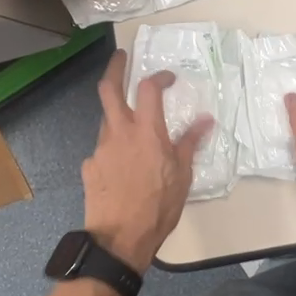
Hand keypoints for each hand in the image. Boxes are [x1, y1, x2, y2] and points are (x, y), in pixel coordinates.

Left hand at [83, 49, 213, 273]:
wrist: (119, 239)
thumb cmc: (158, 207)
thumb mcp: (183, 175)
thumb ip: (191, 143)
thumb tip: (205, 120)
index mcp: (146, 131)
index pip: (149, 88)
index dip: (159, 76)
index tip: (168, 78)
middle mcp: (119, 132)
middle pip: (109, 88)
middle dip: (115, 68)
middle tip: (121, 56)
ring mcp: (100, 148)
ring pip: (106, 119)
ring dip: (117, 112)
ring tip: (131, 122)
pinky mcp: (89, 167)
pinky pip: (102, 149)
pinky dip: (113, 148)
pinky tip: (122, 165)